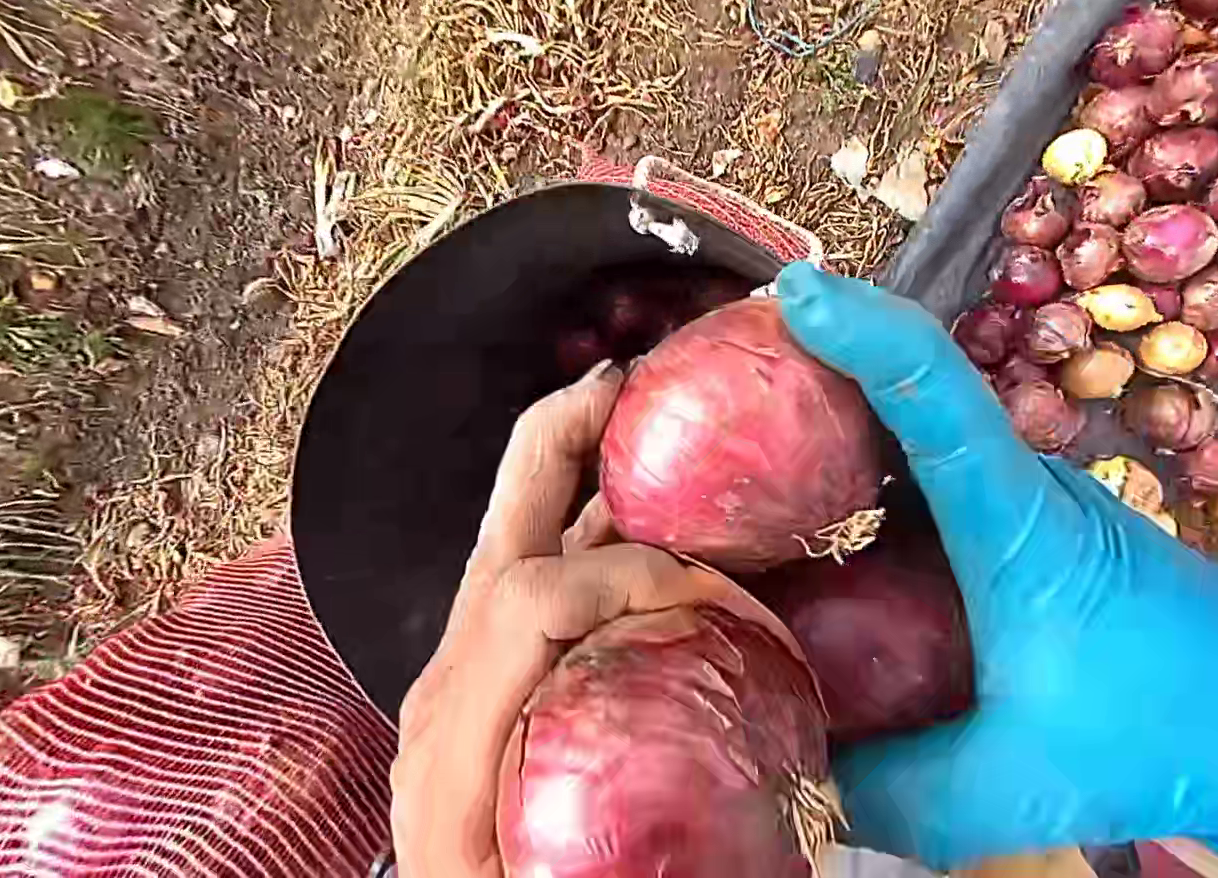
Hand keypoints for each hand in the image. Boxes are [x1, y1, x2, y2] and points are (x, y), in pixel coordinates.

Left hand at [390, 362, 717, 877]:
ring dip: (582, 461)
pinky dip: (591, 513)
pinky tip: (639, 505)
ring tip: (639, 423)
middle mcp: (452, 677)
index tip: (719, 597)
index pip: (536, 597)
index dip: (637, 576)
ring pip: (522, 524)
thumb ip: (635, 823)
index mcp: (457, 737)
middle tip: (626, 389)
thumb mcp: (560, 876)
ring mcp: (465, 657)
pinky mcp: (490, 657)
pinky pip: (542, 557)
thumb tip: (765, 770)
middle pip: (505, 520)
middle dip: (566, 436)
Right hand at [775, 264, 1217, 877]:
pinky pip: (923, 458)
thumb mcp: (1025, 789)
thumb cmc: (1176, 736)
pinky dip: (863, 439)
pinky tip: (813, 467)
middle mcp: (1014, 476)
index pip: (938, 392)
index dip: (866, 332)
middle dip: (835, 334)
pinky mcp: (1013, 511)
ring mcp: (1016, 488)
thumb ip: (896, 794)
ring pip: (918, 412)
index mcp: (1019, 518)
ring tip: (760, 382)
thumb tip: (790, 775)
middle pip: (919, 374)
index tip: (800, 291)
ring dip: (844, 383)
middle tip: (748, 329)